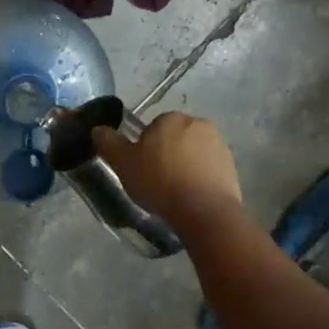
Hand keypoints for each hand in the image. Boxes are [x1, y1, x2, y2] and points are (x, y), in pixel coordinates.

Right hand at [93, 113, 242, 226]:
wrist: (204, 209)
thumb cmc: (159, 182)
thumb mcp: (123, 164)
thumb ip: (108, 143)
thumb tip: (97, 129)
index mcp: (170, 118)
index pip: (152, 128)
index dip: (144, 149)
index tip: (142, 168)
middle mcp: (197, 123)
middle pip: (174, 137)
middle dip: (167, 153)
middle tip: (156, 180)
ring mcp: (218, 143)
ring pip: (193, 151)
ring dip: (185, 164)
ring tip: (175, 191)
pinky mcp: (231, 164)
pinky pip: (208, 166)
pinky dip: (200, 176)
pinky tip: (192, 195)